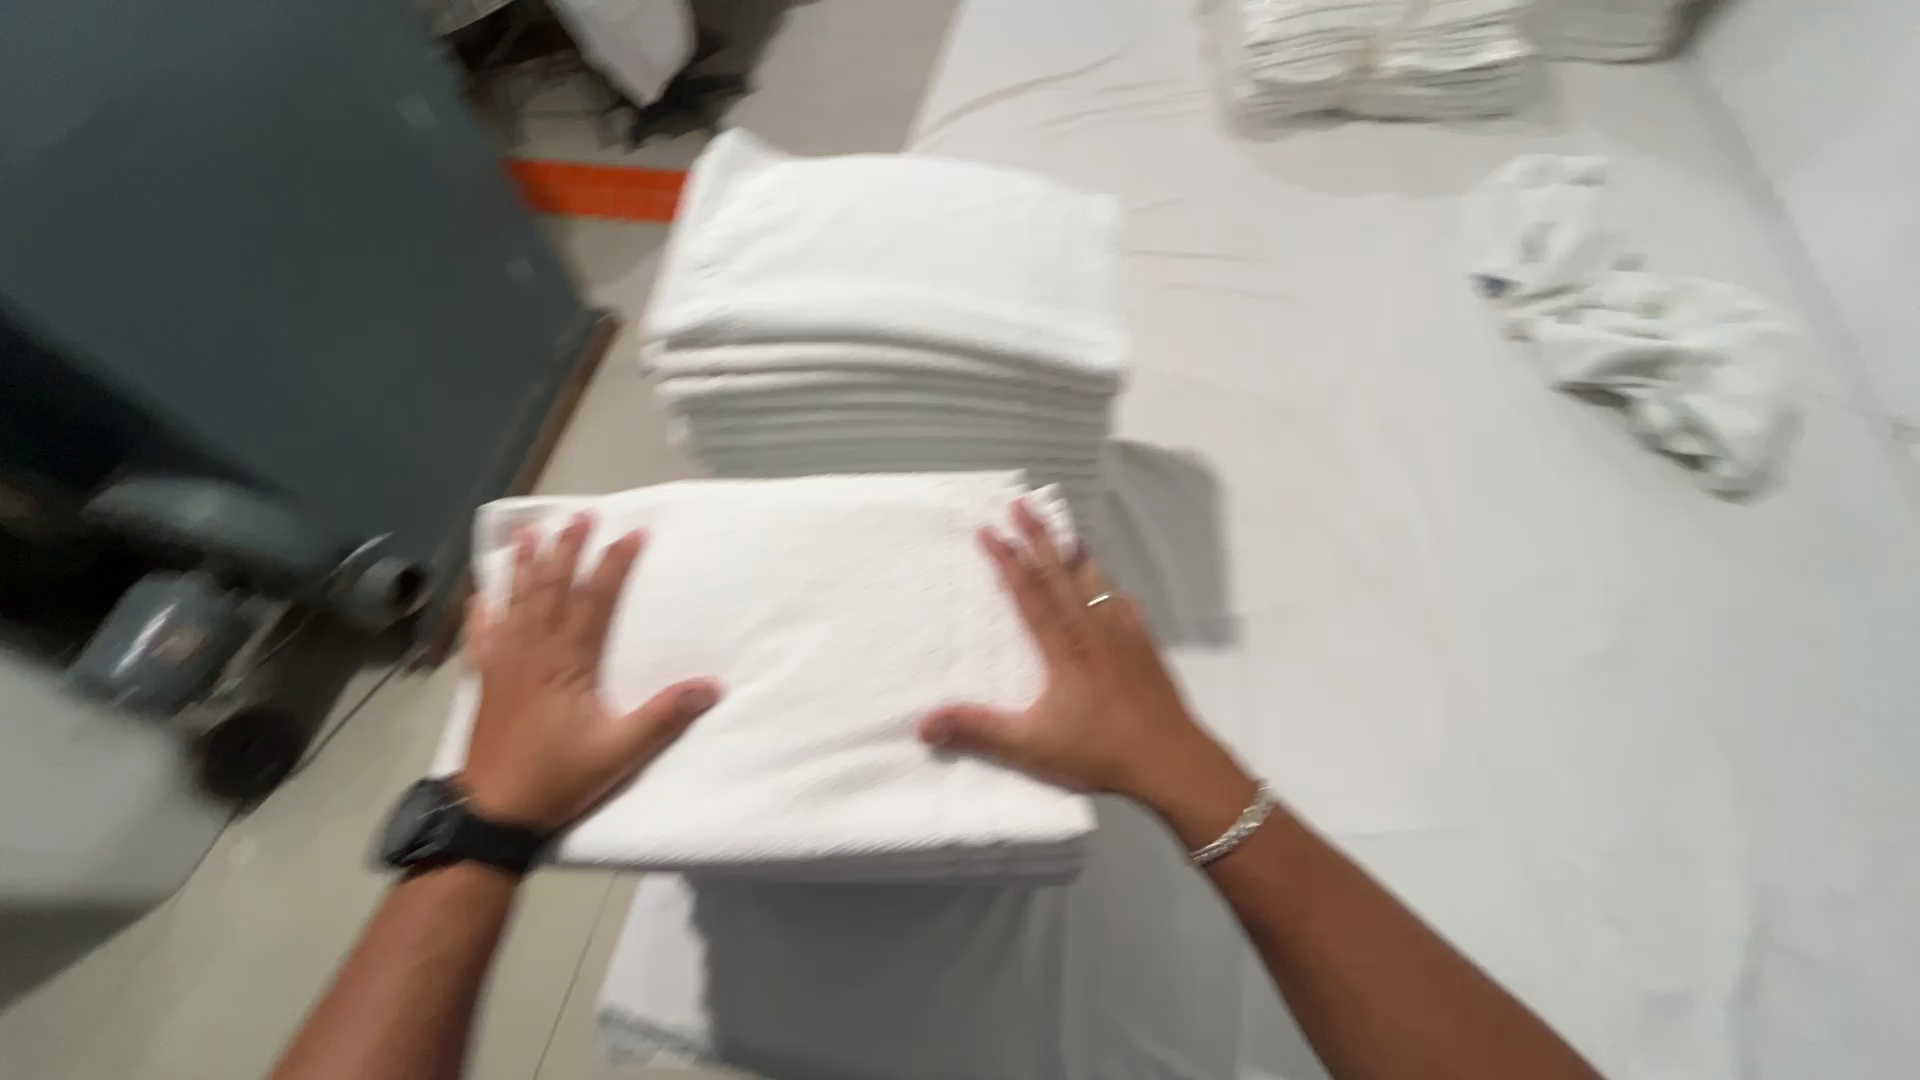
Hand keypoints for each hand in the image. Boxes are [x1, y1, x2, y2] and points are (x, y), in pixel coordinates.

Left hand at [459, 513, 721, 830]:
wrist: (491, 813)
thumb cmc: (558, 778)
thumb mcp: (621, 752)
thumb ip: (665, 716)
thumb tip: (712, 686)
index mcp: (568, 662)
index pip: (595, 600)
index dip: (614, 564)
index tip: (632, 534)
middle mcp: (533, 652)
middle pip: (551, 588)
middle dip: (567, 549)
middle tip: (580, 515)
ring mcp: (504, 664)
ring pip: (515, 602)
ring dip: (523, 565)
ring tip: (528, 532)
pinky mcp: (486, 680)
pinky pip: (482, 635)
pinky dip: (482, 609)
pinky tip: (481, 592)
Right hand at [916, 501, 1252, 824]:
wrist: (1171, 760)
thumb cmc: (1099, 751)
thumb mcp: (1031, 746)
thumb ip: (978, 731)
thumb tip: (923, 725)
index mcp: (1062, 647)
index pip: (1028, 593)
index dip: (1007, 560)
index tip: (988, 530)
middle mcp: (1091, 630)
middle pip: (1060, 574)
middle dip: (1038, 536)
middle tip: (1022, 503)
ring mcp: (1123, 635)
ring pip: (1095, 582)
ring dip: (1074, 553)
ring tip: (1064, 529)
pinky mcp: (1146, 648)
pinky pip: (1125, 607)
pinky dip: (1112, 591)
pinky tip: (1112, 590)